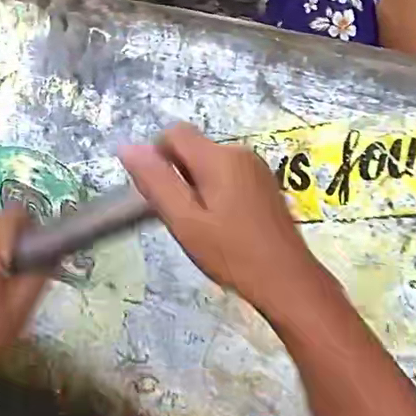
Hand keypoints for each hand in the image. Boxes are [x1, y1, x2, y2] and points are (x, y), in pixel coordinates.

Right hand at [120, 124, 329, 321]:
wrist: (289, 283)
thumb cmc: (232, 254)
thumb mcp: (185, 221)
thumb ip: (156, 181)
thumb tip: (127, 148)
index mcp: (218, 157)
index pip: (173, 133)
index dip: (157, 157)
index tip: (159, 193)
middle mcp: (239, 153)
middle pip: (191, 148)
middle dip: (177, 175)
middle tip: (180, 216)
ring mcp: (255, 167)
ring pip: (208, 162)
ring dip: (195, 185)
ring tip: (202, 225)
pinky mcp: (264, 183)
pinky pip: (227, 174)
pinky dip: (214, 191)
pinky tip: (222, 225)